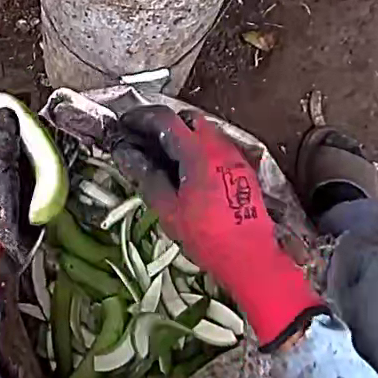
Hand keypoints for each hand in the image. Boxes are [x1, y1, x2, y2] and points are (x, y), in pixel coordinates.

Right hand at [112, 105, 326, 347]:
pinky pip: (215, 146)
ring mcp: (234, 157)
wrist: (252, 260)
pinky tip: (183, 168)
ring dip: (180, 134)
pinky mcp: (242, 169)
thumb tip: (125, 154)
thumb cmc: (207, 236)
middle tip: (141, 137)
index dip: (140, 117)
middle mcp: (220, 147)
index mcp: (198, 153)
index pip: (165, 119)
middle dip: (161, 122)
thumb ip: (146, 176)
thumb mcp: (167, 209)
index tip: (124, 124)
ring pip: (203, 131)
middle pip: (186, 118)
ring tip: (160, 153)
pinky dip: (195, 147)